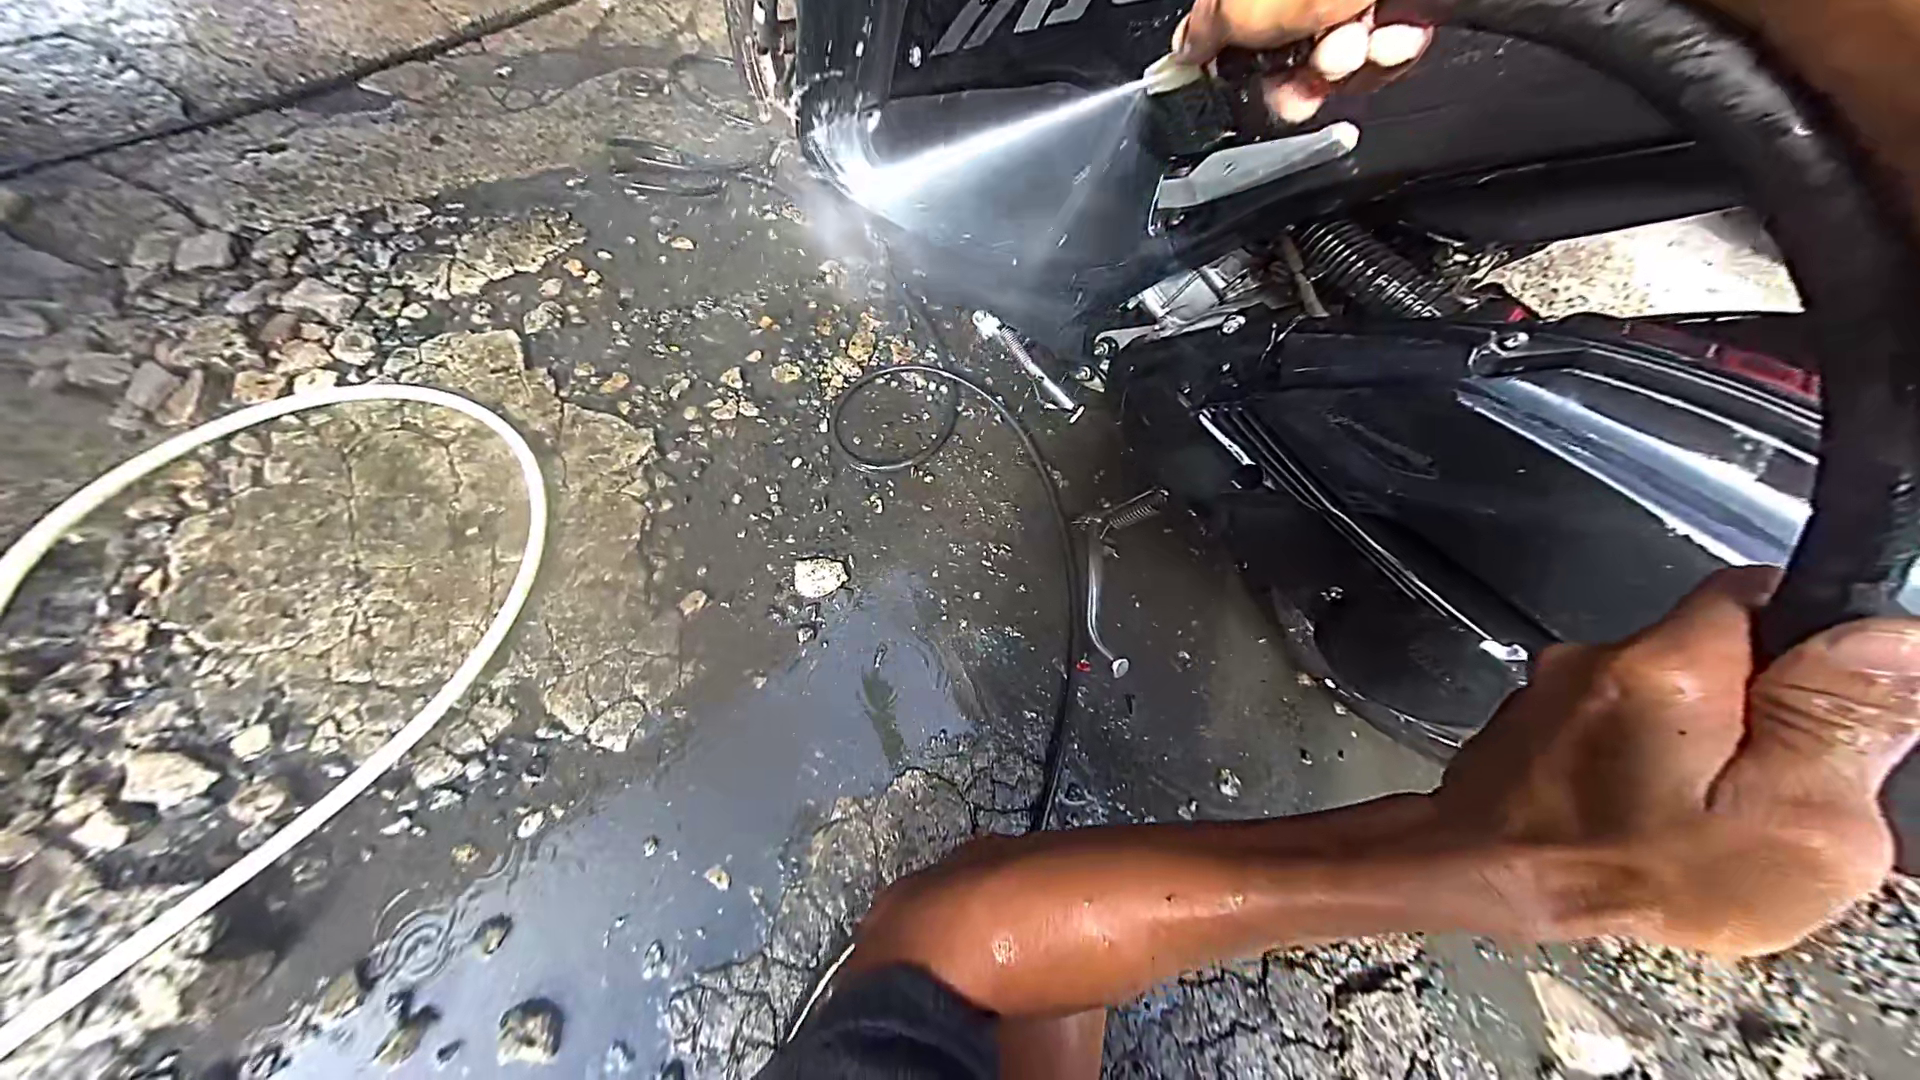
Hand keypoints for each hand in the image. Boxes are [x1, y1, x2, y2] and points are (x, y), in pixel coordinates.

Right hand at [1172, 0, 1433, 121]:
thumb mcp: (1232, 2)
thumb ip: (1202, 30)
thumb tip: (1182, 47)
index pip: (1242, 34)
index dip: (1244, 71)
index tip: (1249, 85)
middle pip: (1290, 59)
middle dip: (1295, 82)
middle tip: (1307, 72)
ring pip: (1339, 63)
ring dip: (1341, 70)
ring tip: (1353, 46)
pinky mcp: (1411, 2)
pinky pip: (1390, 54)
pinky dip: (1389, 56)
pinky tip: (1392, 36)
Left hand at [1436, 567, 1919, 955]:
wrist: (1492, 873)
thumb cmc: (1637, 865)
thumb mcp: (1792, 819)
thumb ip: (1836, 722)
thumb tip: (1887, 638)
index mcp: (1663, 666)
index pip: (1751, 593)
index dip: (1811, 629)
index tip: (1841, 688)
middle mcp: (1590, 658)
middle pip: (1706, 650)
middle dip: (1758, 704)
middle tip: (1772, 779)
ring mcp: (1549, 686)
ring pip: (1656, 689)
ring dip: (1696, 733)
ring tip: (1699, 802)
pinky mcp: (1526, 715)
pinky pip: (1606, 712)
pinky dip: (1638, 744)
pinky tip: (1641, 797)